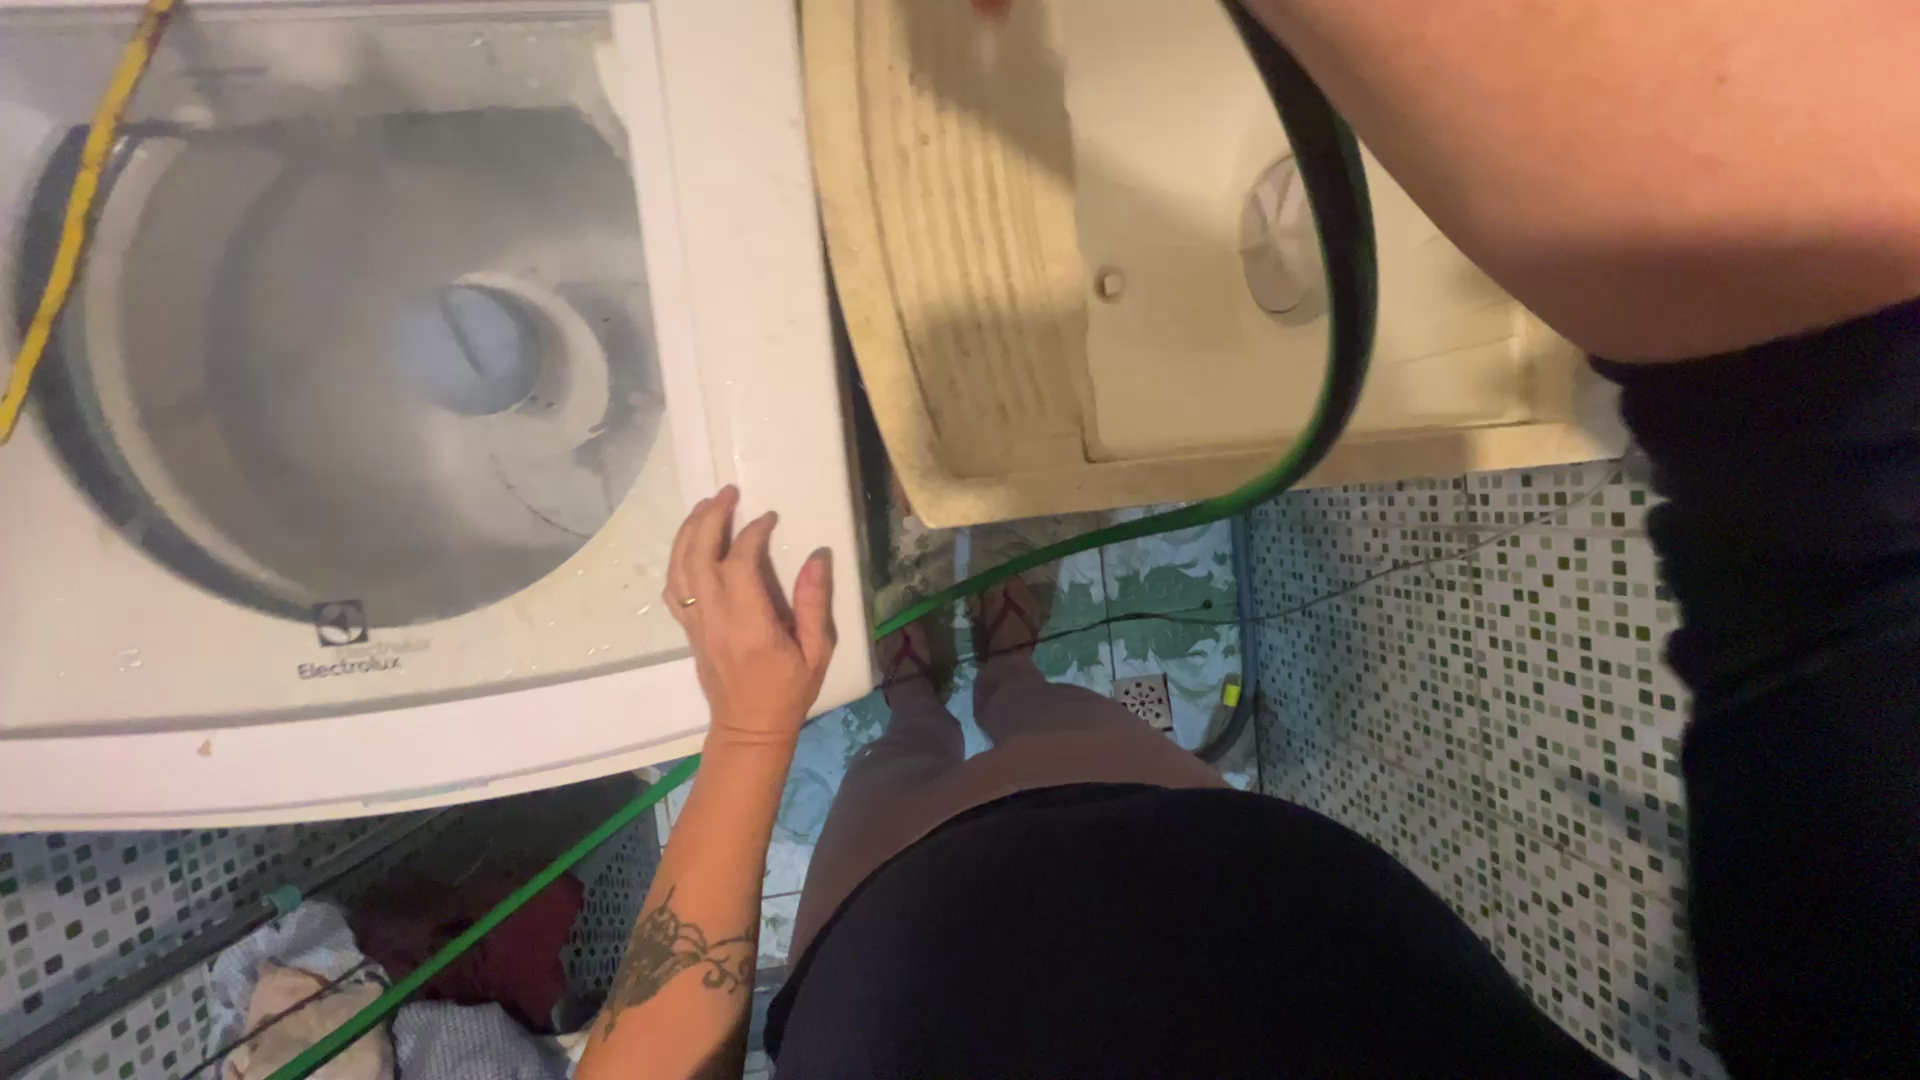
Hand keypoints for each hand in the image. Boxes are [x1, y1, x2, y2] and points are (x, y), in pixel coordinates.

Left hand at [665, 486, 835, 751]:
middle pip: (698, 557)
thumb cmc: (788, 692)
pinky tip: (691, 542)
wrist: (748, 729)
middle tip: (727, 492)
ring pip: (679, 568)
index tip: (769, 517)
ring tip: (706, 505)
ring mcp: (695, 624)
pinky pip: (674, 587)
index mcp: (750, 626)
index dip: (751, 534)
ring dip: (689, 531)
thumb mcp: (817, 652)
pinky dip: (678, 558)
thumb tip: (816, 558)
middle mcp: (715, 620)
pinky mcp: (688, 629)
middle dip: (710, 518)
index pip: (739, 565)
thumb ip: (814, 604)